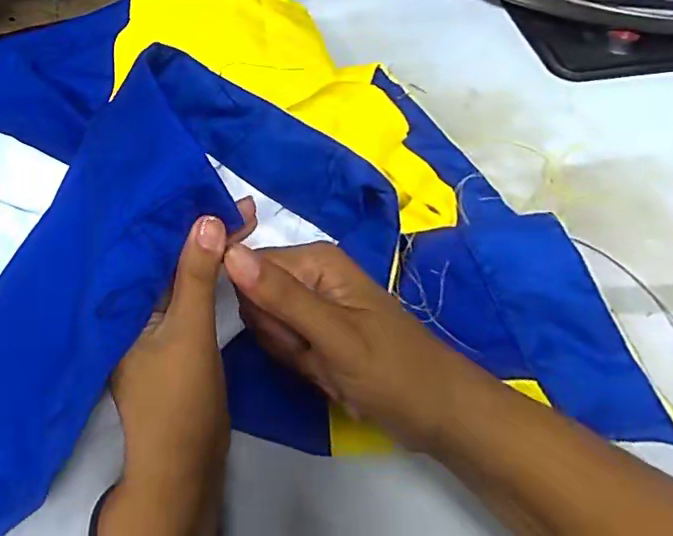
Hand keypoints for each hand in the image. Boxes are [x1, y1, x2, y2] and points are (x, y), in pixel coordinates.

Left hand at [100, 201, 253, 535]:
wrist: (184, 468)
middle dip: (190, 225)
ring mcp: (146, 317)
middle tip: (224, 194)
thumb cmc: (177, 399)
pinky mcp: (165, 332)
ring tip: (231, 214)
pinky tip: (221, 253)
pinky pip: (182, 290)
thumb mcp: (188, 332)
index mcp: (117, 295)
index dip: (173, 213)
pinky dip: (201, 271)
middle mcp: (125, 300)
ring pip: (173, 269)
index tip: (203, 185)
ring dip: (200, 246)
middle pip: (159, 252)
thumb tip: (206, 218)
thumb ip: (194, 276)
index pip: (144, 242)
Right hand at [223, 242, 487, 453]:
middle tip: (313, 353)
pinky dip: (298, 361)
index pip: (246, 265)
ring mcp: (311, 300)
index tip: (287, 333)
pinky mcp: (313, 327)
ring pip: (264, 321)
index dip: (258, 304)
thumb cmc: (396, 373)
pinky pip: (281, 339)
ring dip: (288, 351)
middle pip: (254, 295)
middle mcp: (308, 271)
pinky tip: (325, 373)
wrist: (445, 420)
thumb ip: (281, 296)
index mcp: (313, 257)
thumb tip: (227, 252)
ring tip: (325, 365)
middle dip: (277, 332)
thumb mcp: (336, 336)